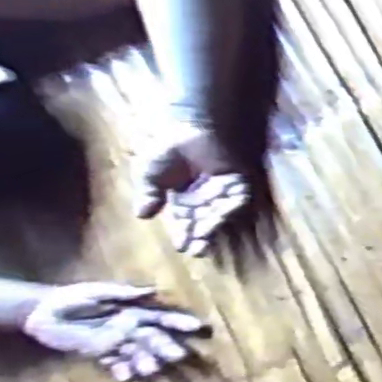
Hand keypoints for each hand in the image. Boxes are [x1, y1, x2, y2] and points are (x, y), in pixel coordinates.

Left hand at [22, 282, 205, 381]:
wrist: (39, 313)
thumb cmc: (71, 298)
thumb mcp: (95, 291)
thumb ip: (120, 292)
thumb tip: (151, 290)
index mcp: (135, 311)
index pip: (162, 318)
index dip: (179, 322)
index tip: (196, 326)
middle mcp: (131, 328)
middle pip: (153, 338)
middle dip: (166, 347)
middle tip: (177, 356)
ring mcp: (115, 342)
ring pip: (137, 353)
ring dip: (146, 361)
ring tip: (151, 370)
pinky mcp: (98, 354)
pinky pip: (113, 364)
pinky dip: (121, 370)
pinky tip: (126, 377)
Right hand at [137, 124, 247, 256]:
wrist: (186, 131)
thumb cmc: (167, 151)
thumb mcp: (150, 176)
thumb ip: (148, 195)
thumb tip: (142, 216)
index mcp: (186, 202)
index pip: (187, 223)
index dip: (186, 236)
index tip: (183, 248)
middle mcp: (207, 199)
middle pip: (207, 221)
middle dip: (204, 236)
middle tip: (199, 250)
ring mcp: (224, 190)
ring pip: (223, 212)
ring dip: (216, 224)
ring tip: (206, 235)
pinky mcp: (238, 179)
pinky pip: (239, 195)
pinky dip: (232, 205)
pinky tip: (221, 214)